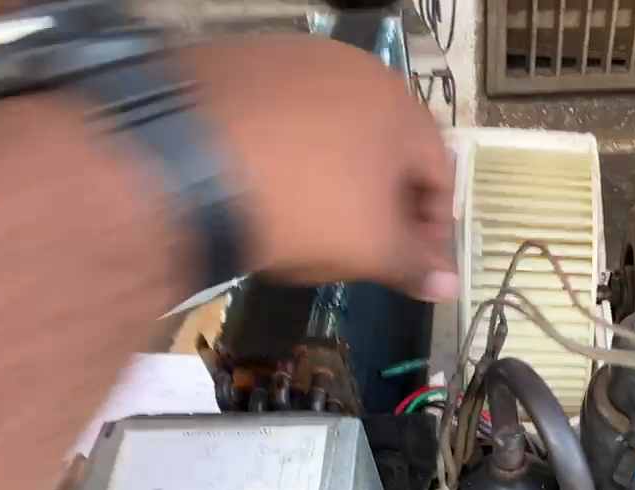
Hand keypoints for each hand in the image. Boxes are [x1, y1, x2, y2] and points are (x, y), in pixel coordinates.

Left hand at [180, 37, 457, 301]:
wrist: (185, 161)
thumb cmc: (309, 207)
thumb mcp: (374, 250)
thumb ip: (417, 267)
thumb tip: (449, 286)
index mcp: (401, 108)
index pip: (440, 175)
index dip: (434, 228)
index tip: (417, 263)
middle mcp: (354, 69)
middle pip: (389, 150)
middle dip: (387, 203)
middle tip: (372, 247)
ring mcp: (293, 58)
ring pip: (337, 132)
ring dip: (341, 179)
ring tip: (319, 222)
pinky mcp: (239, 62)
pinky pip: (287, 119)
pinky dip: (293, 156)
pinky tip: (274, 188)